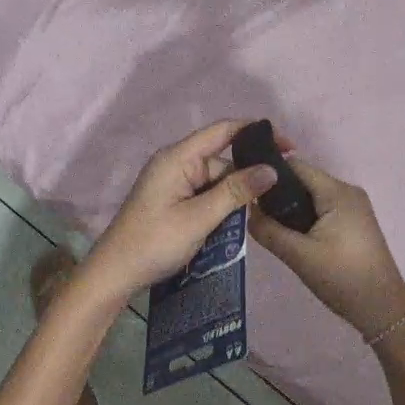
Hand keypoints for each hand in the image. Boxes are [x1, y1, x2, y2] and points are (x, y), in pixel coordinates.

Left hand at [81, 121, 279, 300]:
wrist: (116, 273)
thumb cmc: (155, 242)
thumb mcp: (200, 217)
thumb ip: (236, 192)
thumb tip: (271, 169)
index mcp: (178, 158)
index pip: (223, 131)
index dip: (256, 133)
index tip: (288, 146)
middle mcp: (176, 163)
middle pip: (222, 159)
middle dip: (249, 174)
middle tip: (281, 193)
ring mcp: (173, 183)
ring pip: (216, 181)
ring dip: (236, 195)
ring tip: (266, 210)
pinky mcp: (173, 202)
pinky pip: (205, 195)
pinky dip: (222, 206)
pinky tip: (240, 221)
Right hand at [247, 157, 404, 336]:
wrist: (382, 309)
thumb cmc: (342, 278)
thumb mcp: (298, 256)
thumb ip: (268, 230)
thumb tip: (246, 211)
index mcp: (337, 192)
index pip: (295, 166)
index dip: (268, 173)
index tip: (246, 188)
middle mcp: (347, 191)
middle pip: (303, 179)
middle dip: (277, 193)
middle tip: (254, 213)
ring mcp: (353, 207)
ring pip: (311, 195)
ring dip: (290, 207)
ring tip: (268, 226)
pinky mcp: (354, 222)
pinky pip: (322, 208)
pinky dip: (304, 216)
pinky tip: (291, 235)